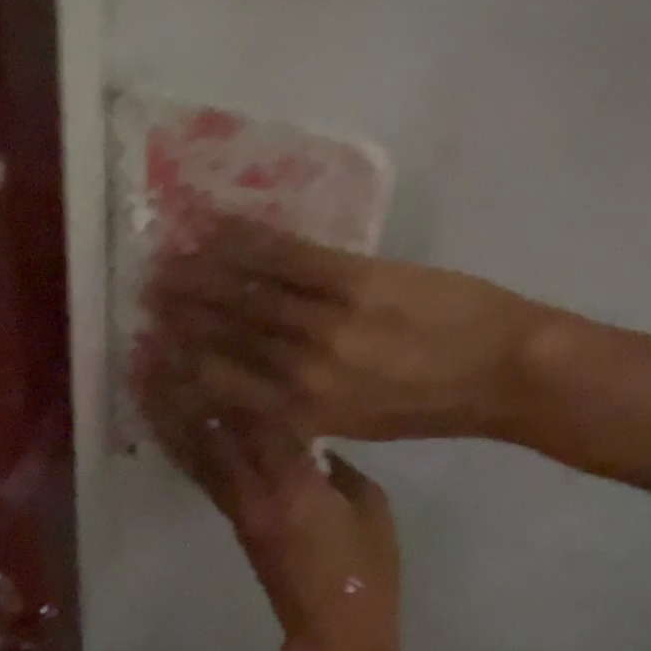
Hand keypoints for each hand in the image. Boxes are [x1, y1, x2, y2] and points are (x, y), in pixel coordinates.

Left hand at [139, 349, 399, 650]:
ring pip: (193, 445)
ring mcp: (237, 504)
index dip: (226, 369)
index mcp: (295, 479)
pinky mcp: (233, 519)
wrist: (336, 637)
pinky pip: (199, 472)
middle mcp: (255, 486)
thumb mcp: (372, 508)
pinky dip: (176, 441)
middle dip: (177, 379)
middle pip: (209, 423)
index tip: (201, 332)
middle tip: (147, 340)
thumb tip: (318, 438)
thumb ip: (343, 465)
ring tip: (137, 371)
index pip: (255, 411)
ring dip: (162, 406)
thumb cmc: (366, 574)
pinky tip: (159, 418)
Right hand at [149, 216, 551, 440]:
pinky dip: (245, 239)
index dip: (181, 360)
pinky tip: (216, 227)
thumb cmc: (430, 407)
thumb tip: (246, 377)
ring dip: (201, 271)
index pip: (222, 383)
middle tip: (146, 293)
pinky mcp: (354, 278)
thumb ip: (298, 404)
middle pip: (224, 334)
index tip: (153, 344)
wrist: (504, 372)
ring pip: (247, 291)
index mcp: (305, 413)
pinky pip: (285, 254)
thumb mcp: (357, 423)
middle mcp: (304, 369)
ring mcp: (328, 320)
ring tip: (168, 258)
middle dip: (179, 312)